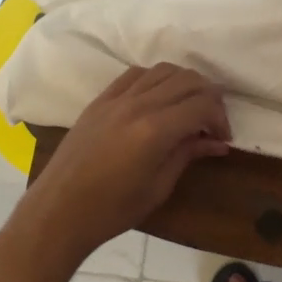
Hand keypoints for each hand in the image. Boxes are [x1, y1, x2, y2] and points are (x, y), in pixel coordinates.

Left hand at [11, 63, 232, 266]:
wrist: (59, 211)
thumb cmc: (112, 210)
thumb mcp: (158, 187)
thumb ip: (187, 155)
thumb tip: (217, 143)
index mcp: (154, 131)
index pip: (201, 105)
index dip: (220, 118)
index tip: (222, 137)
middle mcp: (137, 105)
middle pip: (187, 79)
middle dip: (208, 96)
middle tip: (211, 122)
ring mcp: (116, 99)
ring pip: (162, 70)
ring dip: (184, 83)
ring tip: (188, 107)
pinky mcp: (100, 100)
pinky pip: (135, 74)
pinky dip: (155, 79)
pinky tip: (158, 98)